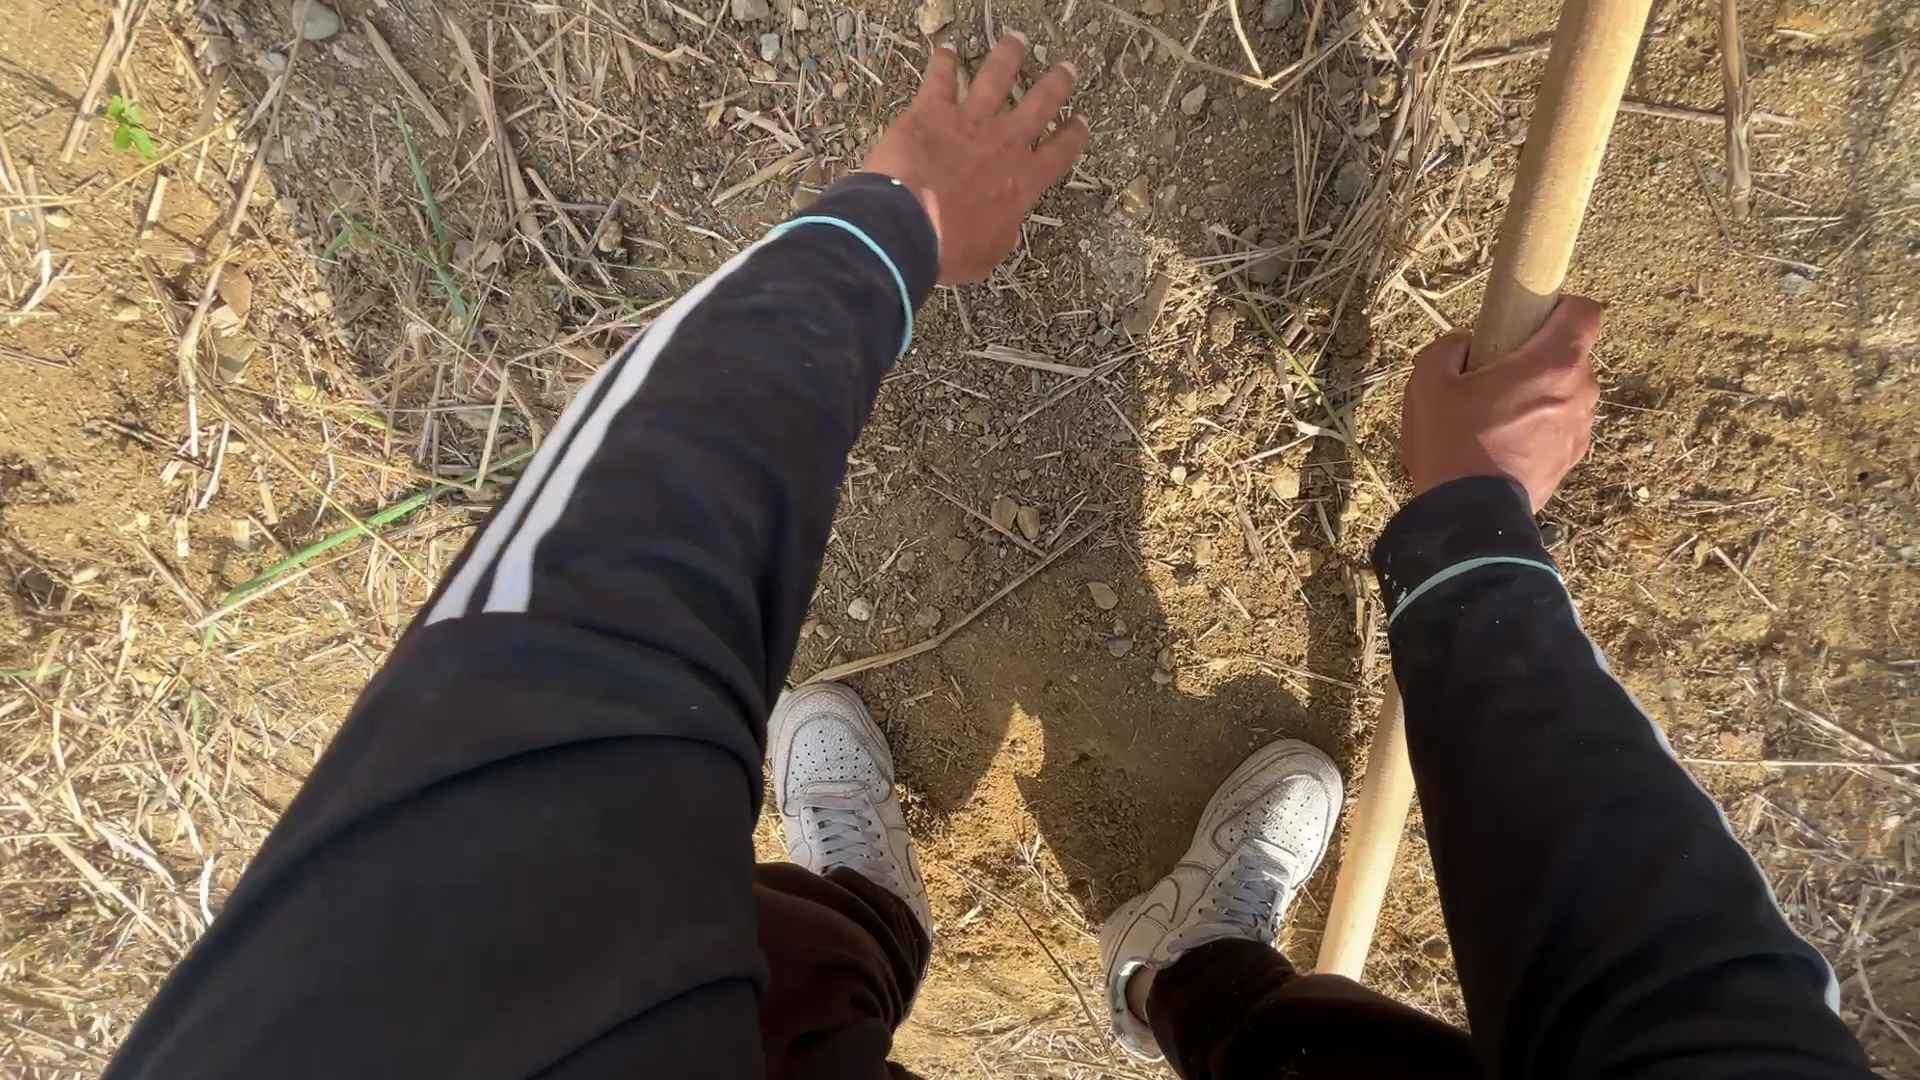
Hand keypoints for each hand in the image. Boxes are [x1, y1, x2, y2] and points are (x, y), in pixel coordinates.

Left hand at [865, 32, 1089, 283]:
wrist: (909, 227)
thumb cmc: (951, 250)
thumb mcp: (989, 255)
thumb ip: (1002, 234)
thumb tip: (1005, 230)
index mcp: (1022, 181)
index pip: (1059, 153)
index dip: (1073, 137)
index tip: (1081, 122)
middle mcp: (1004, 143)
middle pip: (1039, 104)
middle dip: (1056, 84)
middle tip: (1066, 69)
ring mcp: (969, 121)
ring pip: (997, 76)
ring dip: (1008, 56)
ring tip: (1017, 41)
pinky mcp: (932, 110)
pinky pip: (941, 77)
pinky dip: (944, 61)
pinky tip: (946, 49)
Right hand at [1401, 296, 1602, 512]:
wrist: (1469, 512)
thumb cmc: (1452, 441)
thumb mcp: (1427, 386)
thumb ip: (1444, 351)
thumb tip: (1462, 343)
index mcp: (1553, 361)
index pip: (1583, 310)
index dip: (1556, 309)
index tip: (1522, 322)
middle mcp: (1581, 389)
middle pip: (1566, 357)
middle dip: (1531, 361)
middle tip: (1486, 382)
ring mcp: (1581, 427)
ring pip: (1561, 396)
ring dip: (1532, 399)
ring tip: (1487, 423)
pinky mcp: (1571, 458)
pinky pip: (1555, 430)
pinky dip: (1533, 431)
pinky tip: (1496, 448)